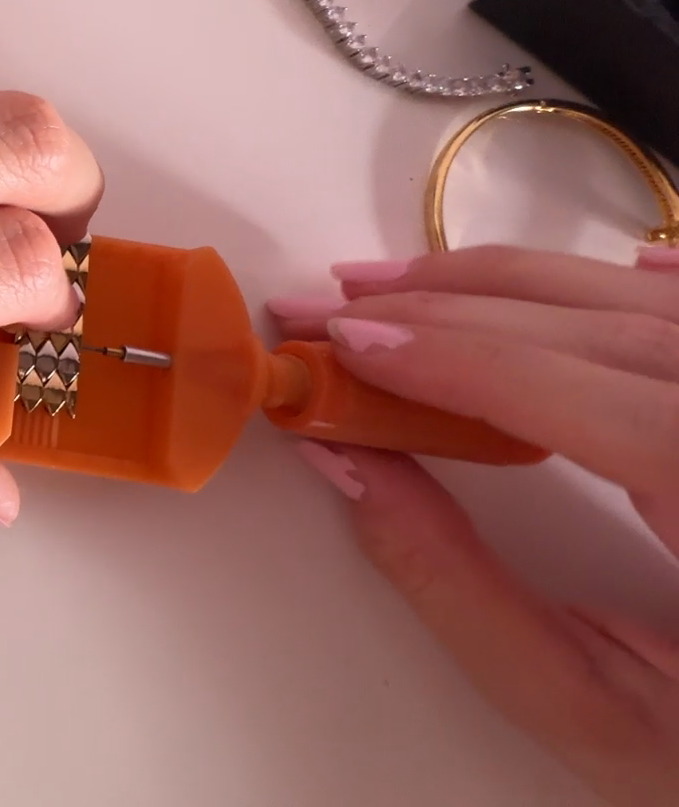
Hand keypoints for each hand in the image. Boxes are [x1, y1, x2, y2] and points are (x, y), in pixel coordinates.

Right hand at [269, 246, 678, 805]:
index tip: (342, 341)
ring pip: (654, 309)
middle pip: (618, 334)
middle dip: (448, 308)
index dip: (461, 361)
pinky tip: (621, 263)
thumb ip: (449, 578)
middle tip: (322, 306)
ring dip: (506, 283)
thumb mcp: (583, 705)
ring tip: (385, 283)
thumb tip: (336, 460)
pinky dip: (663, 283)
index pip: (604, 404)